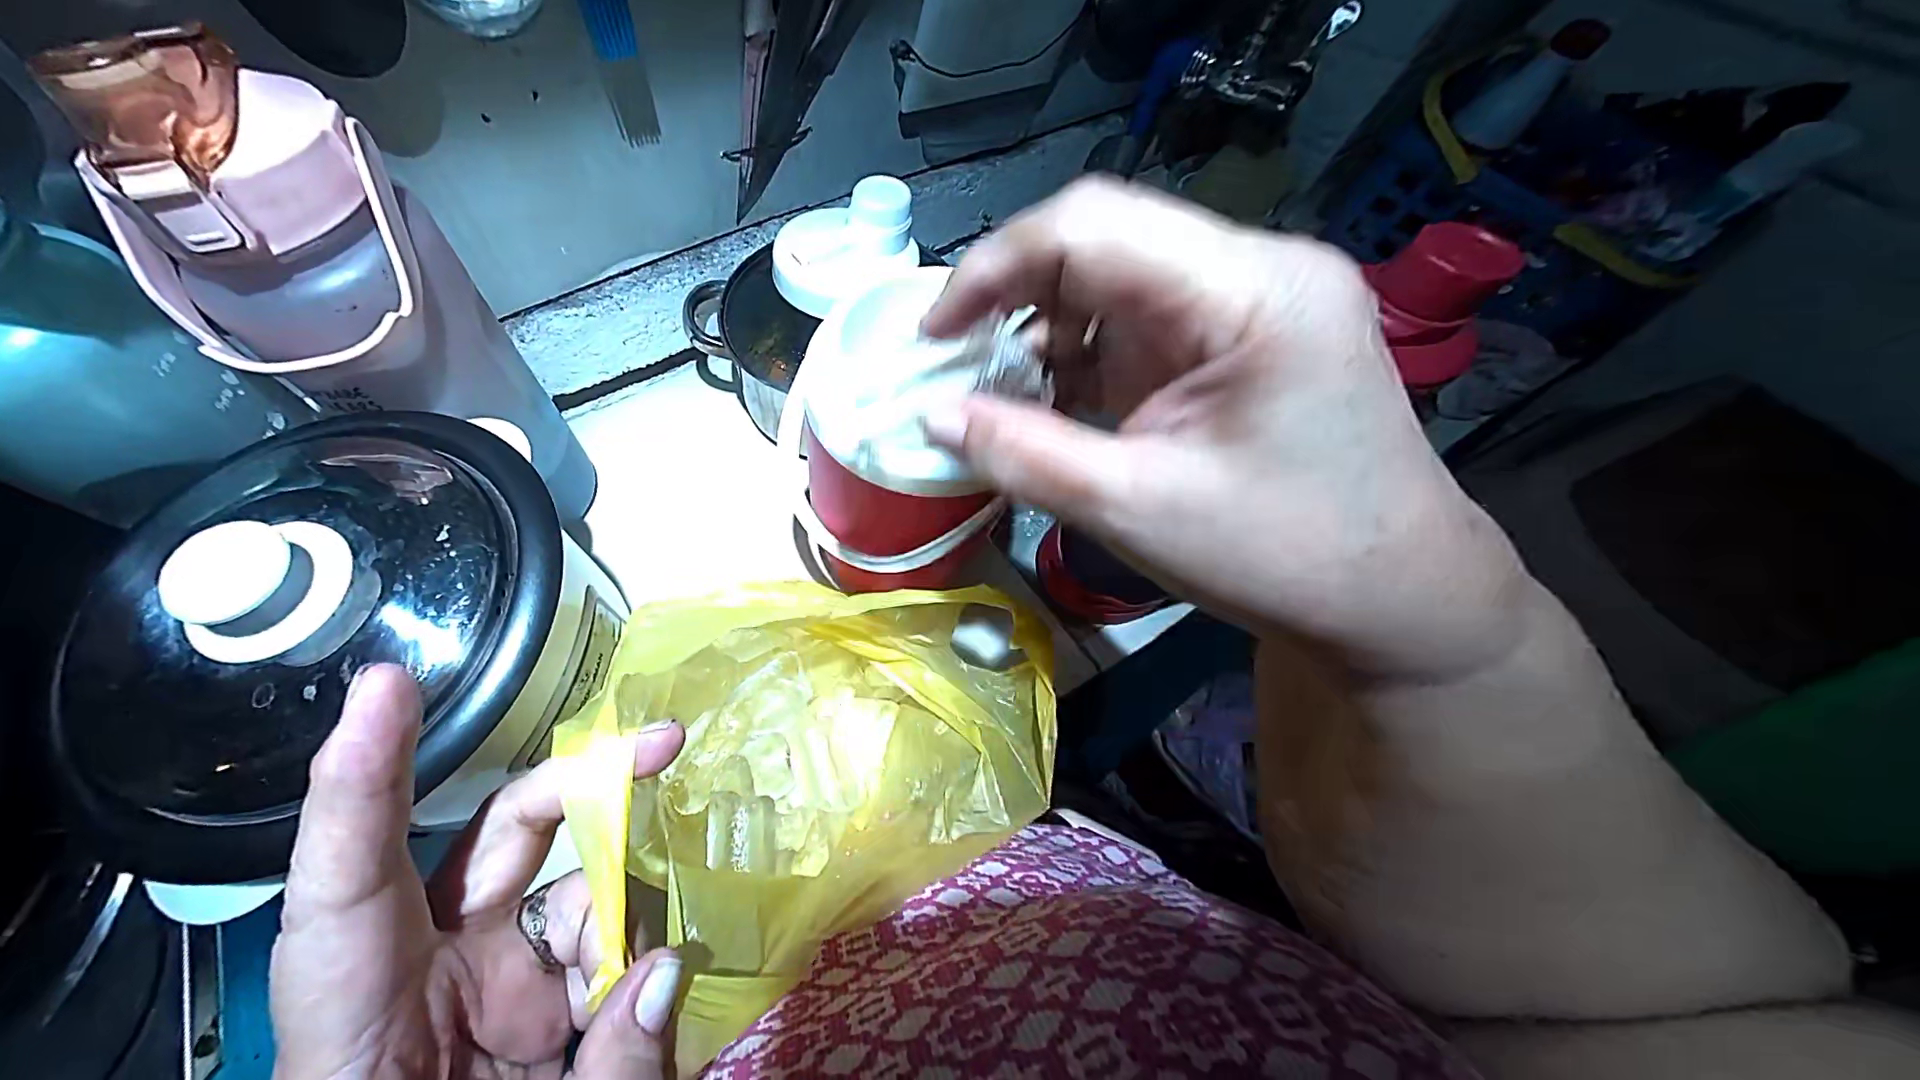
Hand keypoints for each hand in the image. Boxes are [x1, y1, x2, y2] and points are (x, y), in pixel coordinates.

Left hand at [269, 664, 686, 1078]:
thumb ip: (604, 1067)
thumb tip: (670, 968)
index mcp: (364, 1022)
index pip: (345, 886)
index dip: (360, 780)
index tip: (384, 687)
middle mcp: (422, 971)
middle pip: (497, 837)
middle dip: (579, 785)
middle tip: (663, 746)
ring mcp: (479, 973)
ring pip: (564, 879)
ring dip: (617, 907)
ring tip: (623, 985)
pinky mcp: (526, 985)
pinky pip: (592, 926)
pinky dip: (625, 941)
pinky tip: (629, 989)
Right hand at [924, 178, 1526, 681]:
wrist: (1388, 598)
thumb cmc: (1281, 556)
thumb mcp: (1135, 508)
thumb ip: (1024, 455)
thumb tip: (933, 415)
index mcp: (1248, 291)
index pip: (1091, 225)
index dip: (994, 268)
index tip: (935, 333)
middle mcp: (1254, 272)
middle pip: (1101, 246)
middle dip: (1014, 303)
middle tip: (959, 369)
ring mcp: (1247, 306)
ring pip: (1114, 286)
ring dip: (1045, 336)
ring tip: (999, 398)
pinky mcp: (1235, 344)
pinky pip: (1138, 327)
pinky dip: (1082, 363)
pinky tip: (1052, 408)